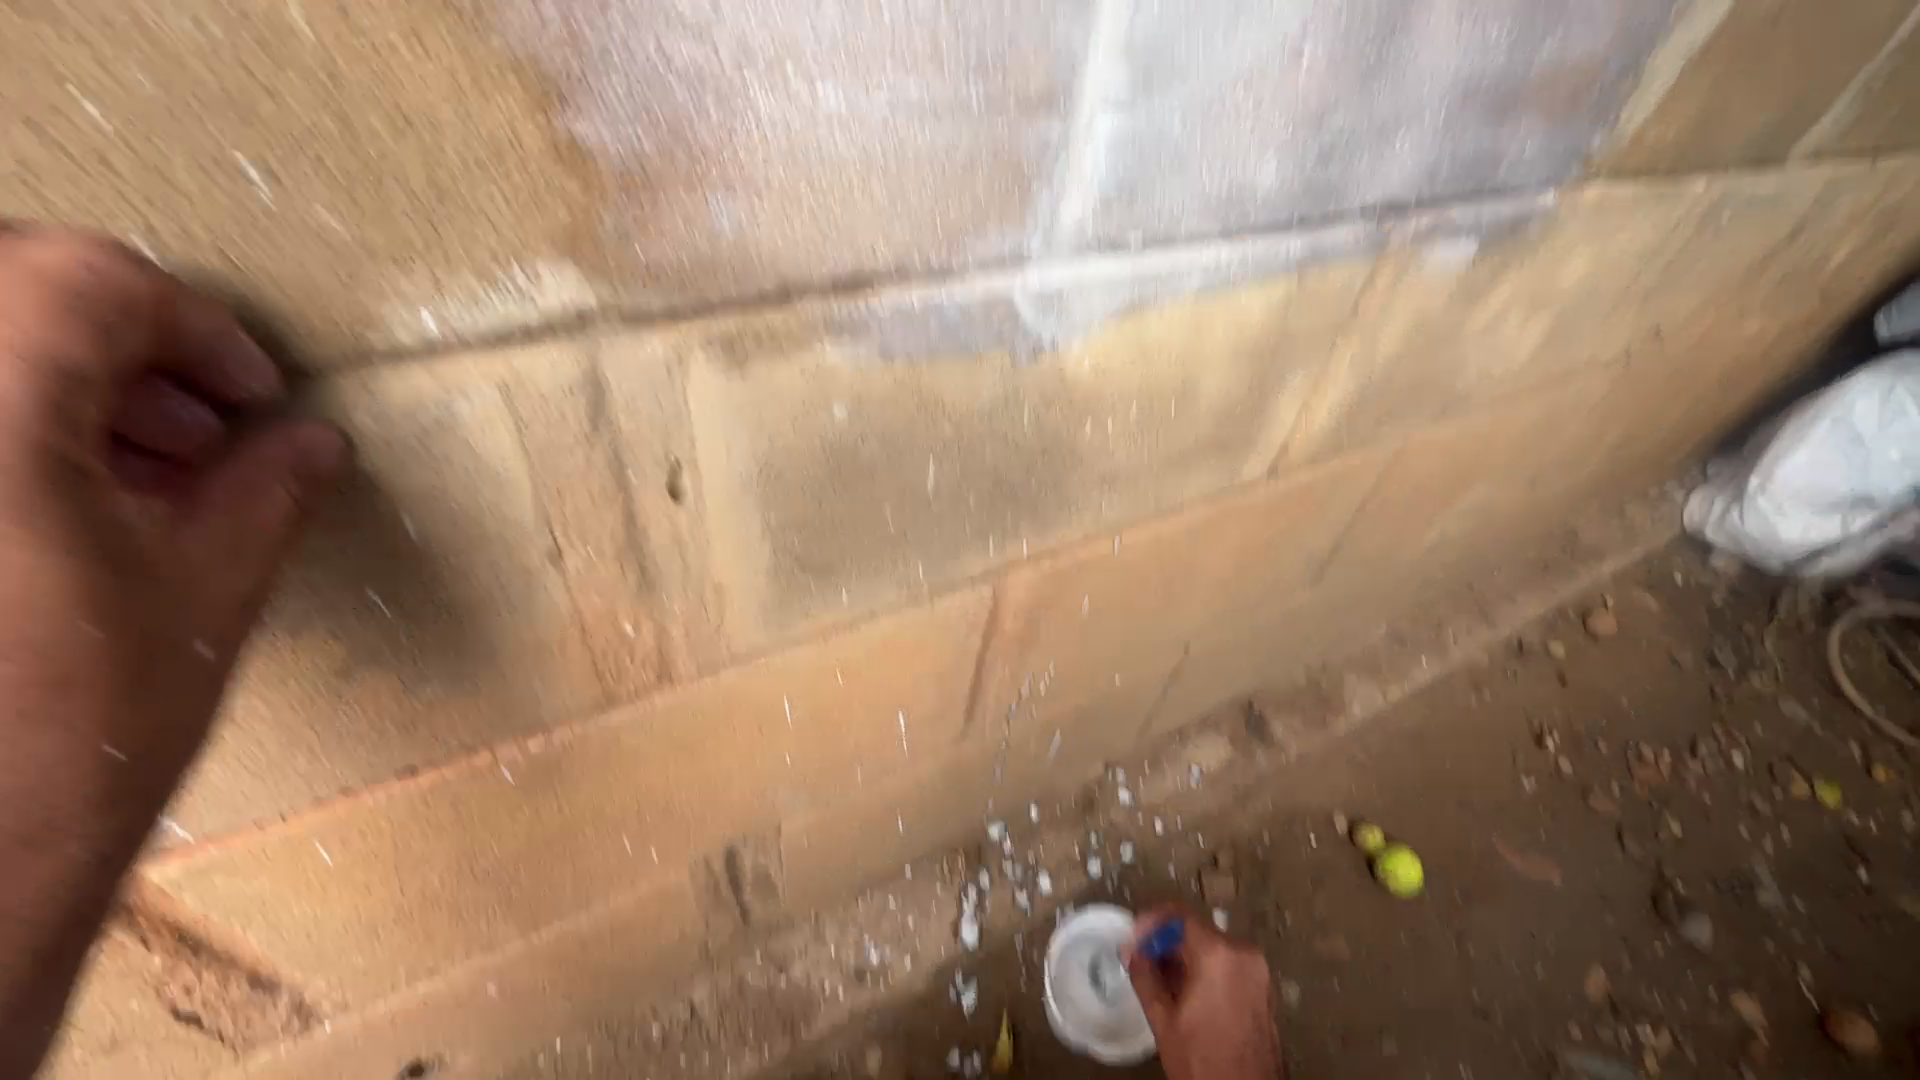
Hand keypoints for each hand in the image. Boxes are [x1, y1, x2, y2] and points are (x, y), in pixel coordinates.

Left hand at [0, 226, 347, 813]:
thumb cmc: (69, 739)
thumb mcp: (205, 597)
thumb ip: (265, 494)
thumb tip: (313, 439)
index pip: (84, 282)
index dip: (191, 324)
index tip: (251, 394)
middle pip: (7, 291)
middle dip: (123, 348)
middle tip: (197, 429)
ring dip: (64, 387)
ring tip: (140, 472)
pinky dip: (21, 435)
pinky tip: (66, 504)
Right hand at [1127, 906, 1283, 1079]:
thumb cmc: (1203, 1061)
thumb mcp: (1163, 1020)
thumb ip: (1144, 976)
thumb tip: (1130, 950)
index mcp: (1218, 955)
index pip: (1179, 916)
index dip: (1151, 922)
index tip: (1133, 938)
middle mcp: (1243, 954)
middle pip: (1196, 931)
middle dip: (1166, 943)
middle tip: (1141, 960)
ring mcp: (1257, 972)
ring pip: (1211, 948)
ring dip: (1184, 957)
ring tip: (1159, 980)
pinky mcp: (1263, 990)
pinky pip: (1227, 965)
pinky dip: (1204, 970)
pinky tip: (1185, 993)